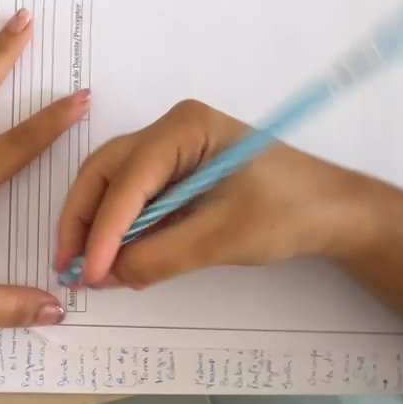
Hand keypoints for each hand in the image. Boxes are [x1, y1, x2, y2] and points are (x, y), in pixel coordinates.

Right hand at [55, 100, 393, 288]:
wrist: (333, 212)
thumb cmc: (288, 212)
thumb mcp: (221, 238)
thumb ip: (160, 256)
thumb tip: (107, 276)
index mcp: (184, 127)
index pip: (128, 178)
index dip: (103, 229)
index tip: (89, 273)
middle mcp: (168, 131)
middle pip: (105, 173)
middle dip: (84, 221)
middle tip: (69, 268)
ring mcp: (170, 151)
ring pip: (112, 186)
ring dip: (95, 227)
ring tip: (87, 270)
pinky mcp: (175, 175)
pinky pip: (133, 200)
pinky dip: (118, 230)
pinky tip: (111, 259)